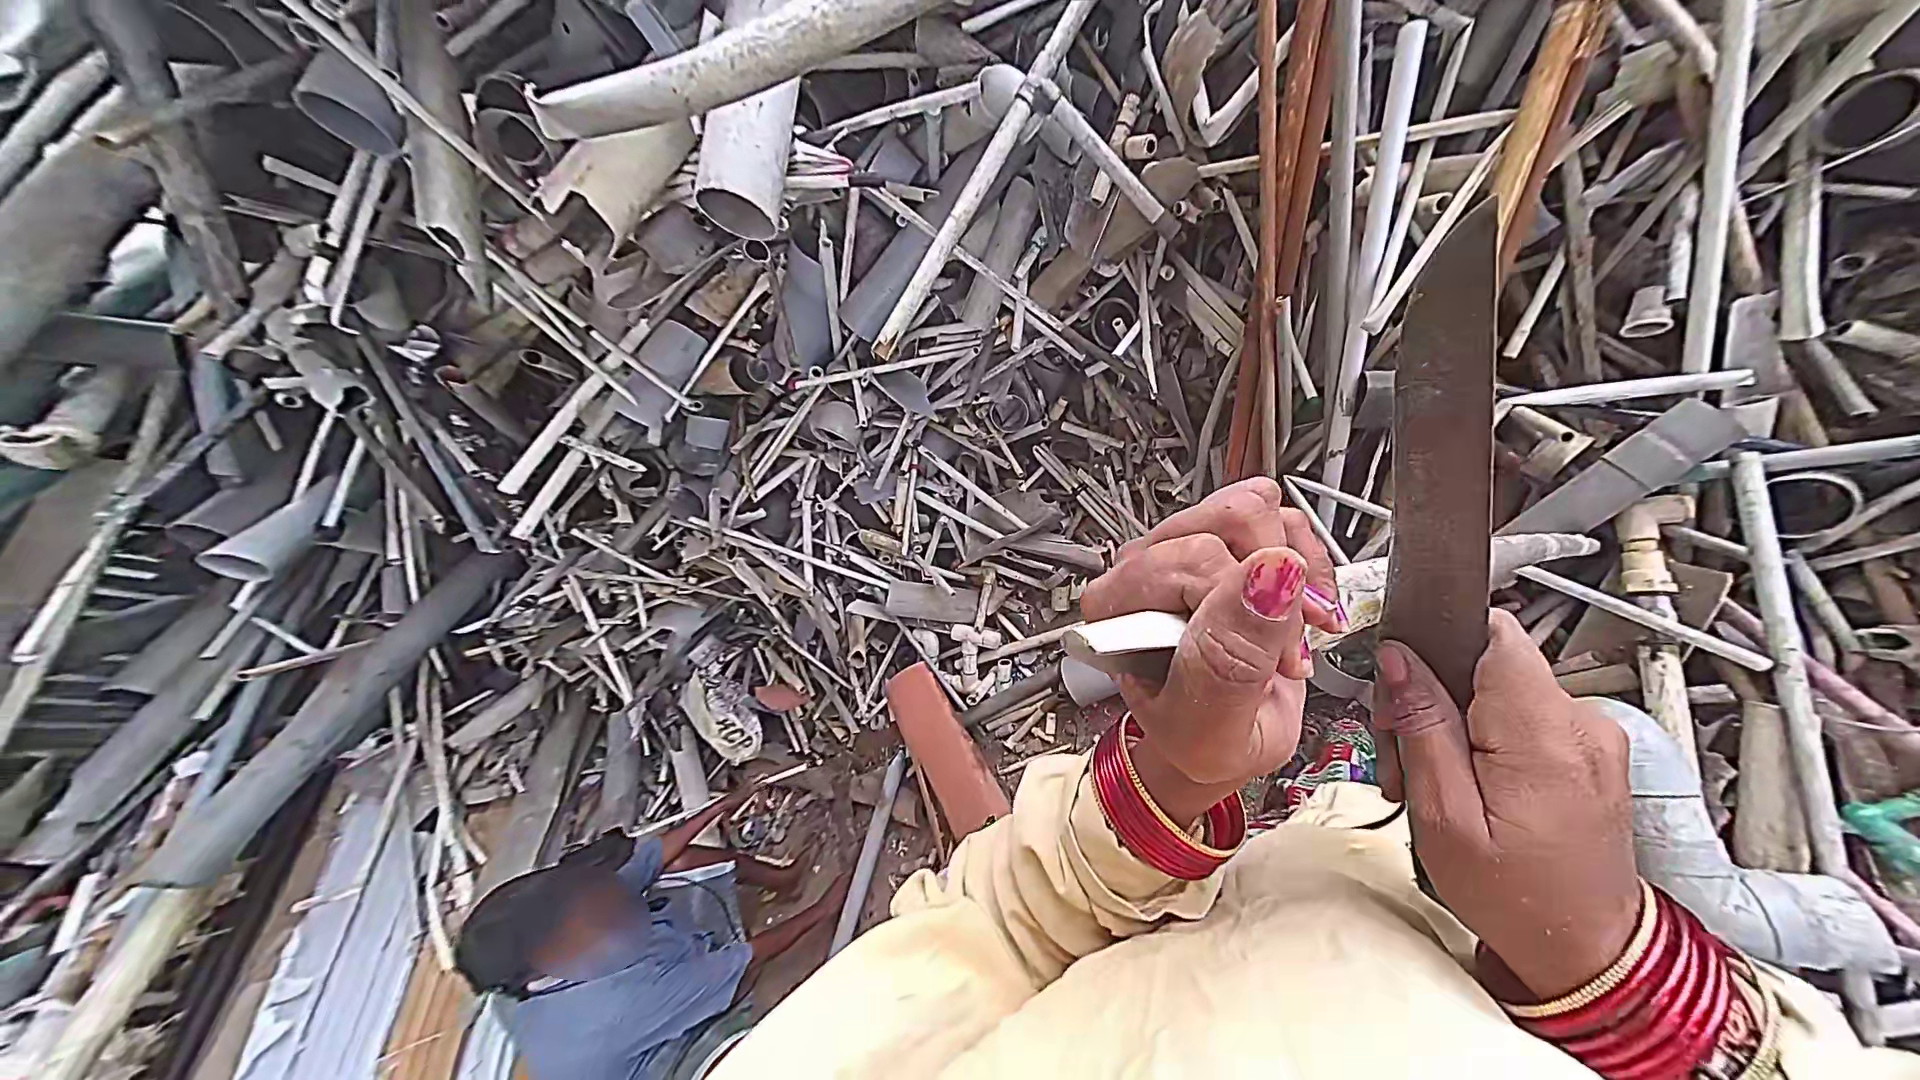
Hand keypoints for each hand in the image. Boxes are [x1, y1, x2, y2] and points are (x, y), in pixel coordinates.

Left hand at [1081, 479, 1340, 821]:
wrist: (1224, 740)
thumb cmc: (1202, 738)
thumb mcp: (1212, 724)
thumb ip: (1233, 657)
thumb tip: (1270, 573)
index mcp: (1117, 608)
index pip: (1193, 560)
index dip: (1245, 609)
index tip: (1265, 662)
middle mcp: (1143, 569)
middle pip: (1226, 523)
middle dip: (1275, 593)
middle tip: (1281, 651)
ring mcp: (1184, 551)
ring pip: (1253, 509)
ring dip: (1294, 571)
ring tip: (1291, 628)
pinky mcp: (1225, 548)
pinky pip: (1278, 520)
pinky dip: (1306, 563)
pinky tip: (1299, 609)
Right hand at [1372, 609, 1639, 1000]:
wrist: (1585, 948)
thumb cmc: (1514, 894)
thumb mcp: (1442, 812)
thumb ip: (1423, 724)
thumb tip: (1399, 659)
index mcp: (1546, 738)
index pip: (1495, 633)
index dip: (1437, 638)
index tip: (1402, 673)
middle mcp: (1581, 726)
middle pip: (1481, 660)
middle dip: (1427, 690)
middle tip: (1401, 744)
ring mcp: (1587, 736)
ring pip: (1490, 683)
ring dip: (1445, 714)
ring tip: (1427, 769)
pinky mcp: (1581, 746)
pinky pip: (1511, 708)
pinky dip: (1472, 730)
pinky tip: (1455, 770)